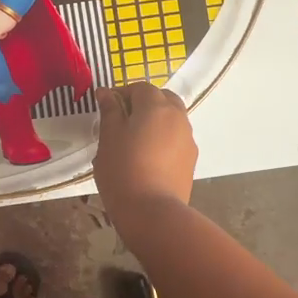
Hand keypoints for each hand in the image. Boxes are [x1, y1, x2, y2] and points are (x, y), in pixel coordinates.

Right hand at [94, 83, 197, 215]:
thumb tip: (106, 92)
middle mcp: (177, 117)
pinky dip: (162, 138)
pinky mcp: (191, 159)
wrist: (152, 211)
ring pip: (172, 118)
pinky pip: (176, 138)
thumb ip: (109, 111)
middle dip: (143, 103)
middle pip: (162, 98)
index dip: (122, 93)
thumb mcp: (108, 137)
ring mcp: (188, 139)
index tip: (106, 108)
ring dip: (154, 120)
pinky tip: (146, 158)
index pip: (140, 87)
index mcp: (156, 107)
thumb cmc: (122, 170)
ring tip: (133, 141)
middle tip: (121, 120)